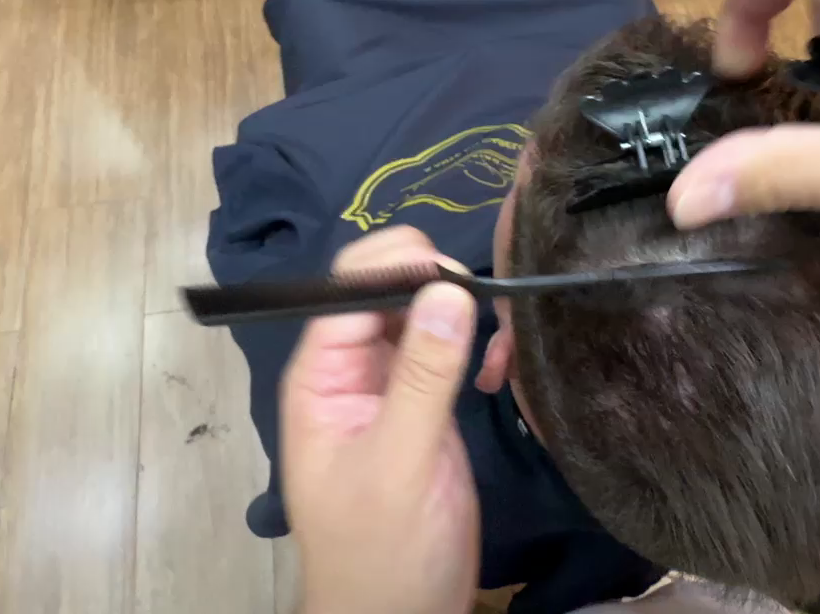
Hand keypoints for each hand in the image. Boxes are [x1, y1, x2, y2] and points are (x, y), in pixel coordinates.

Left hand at [281, 227, 480, 613]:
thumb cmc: (382, 552)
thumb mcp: (400, 464)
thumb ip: (422, 375)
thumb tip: (446, 288)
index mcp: (321, 373)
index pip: (347, 288)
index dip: (396, 266)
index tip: (452, 273)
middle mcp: (349, 363)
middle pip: (382, 284)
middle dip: (430, 279)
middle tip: (480, 303)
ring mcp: (386, 377)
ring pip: (417, 305)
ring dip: (458, 309)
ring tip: (498, 342)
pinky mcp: (421, 395)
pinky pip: (443, 341)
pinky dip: (471, 340)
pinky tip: (495, 371)